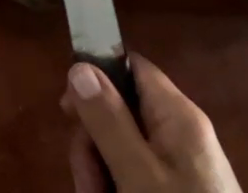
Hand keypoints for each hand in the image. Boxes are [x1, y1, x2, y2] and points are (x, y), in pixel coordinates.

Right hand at [59, 54, 240, 192]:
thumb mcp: (138, 174)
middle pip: (118, 112)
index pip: (130, 67)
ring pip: (120, 150)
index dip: (95, 78)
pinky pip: (133, 177)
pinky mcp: (176, 192)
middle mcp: (179, 133)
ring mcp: (179, 167)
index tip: (67, 110)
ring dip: (100, 175)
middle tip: (89, 181)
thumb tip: (79, 67)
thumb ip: (108, 120)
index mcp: (177, 115)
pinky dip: (116, 190)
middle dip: (93, 145)